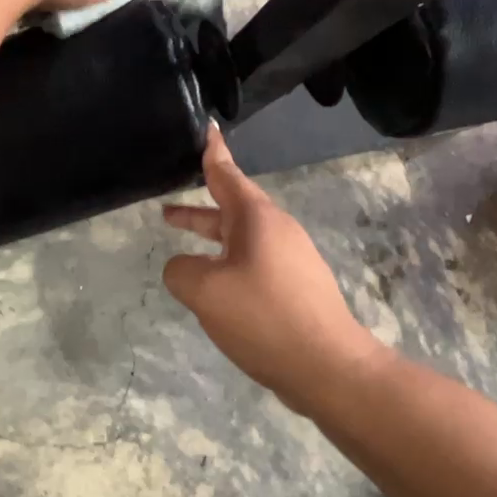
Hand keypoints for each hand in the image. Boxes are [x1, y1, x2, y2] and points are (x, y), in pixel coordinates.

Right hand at [162, 127, 385, 412]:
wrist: (330, 369)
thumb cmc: (265, 317)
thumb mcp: (205, 292)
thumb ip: (180, 271)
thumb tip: (182, 267)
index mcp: (256, 217)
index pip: (225, 173)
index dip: (212, 151)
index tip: (207, 127)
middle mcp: (276, 229)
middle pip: (231, 209)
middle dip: (198, 211)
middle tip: (167, 211)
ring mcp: (291, 258)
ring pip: (242, 239)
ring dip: (212, 241)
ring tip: (186, 254)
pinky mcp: (298, 287)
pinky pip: (255, 263)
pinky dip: (230, 264)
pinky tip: (218, 291)